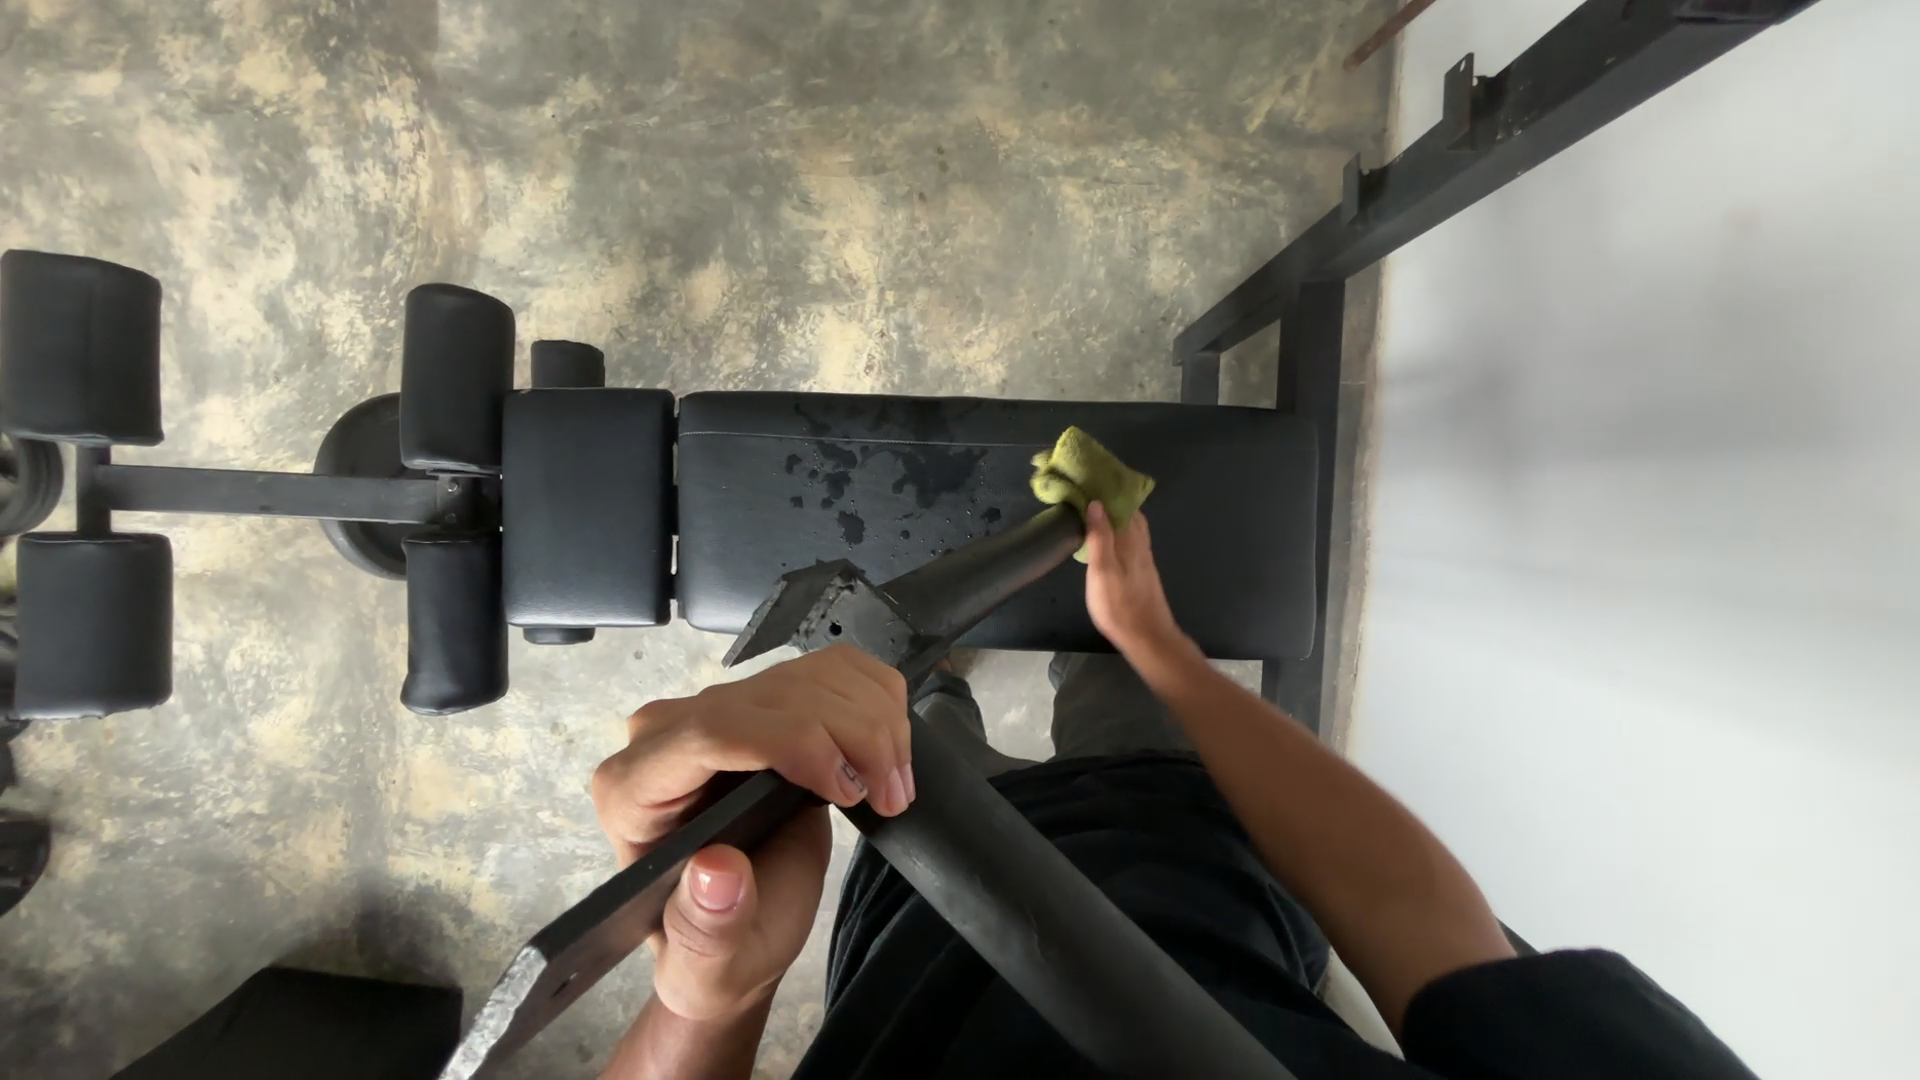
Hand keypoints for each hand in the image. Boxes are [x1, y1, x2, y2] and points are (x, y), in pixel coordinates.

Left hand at [590, 645, 913, 1018]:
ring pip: (816, 674)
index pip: (711, 729)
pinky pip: (838, 667)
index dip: (792, 742)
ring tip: (895, 784)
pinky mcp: (774, 696)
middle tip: (892, 797)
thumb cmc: (724, 945)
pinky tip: (888, 751)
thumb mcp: (711, 965)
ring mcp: (728, 705)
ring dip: (875, 721)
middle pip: (777, 693)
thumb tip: (716, 870)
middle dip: (853, 736)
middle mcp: (674, 731)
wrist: (751, 920)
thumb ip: (705, 930)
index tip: (848, 789)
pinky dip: (879, 701)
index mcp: (636, 789)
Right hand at [1083, 502, 1184, 656]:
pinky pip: (1131, 543)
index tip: (1094, 480)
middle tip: (1093, 494)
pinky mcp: (1142, 574)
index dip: (1112, 492)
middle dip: (1115, 503)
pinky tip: (1107, 542)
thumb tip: (1097, 503)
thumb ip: (1099, 537)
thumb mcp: (1102, 570)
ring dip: (1117, 519)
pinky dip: (1119, 534)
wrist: (1147, 637)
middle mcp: (1141, 546)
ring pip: (1132, 530)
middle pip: (1131, 516)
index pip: (1125, 506)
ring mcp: (1144, 561)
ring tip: (1096, 513)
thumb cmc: (1119, 604)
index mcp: (1132, 540)